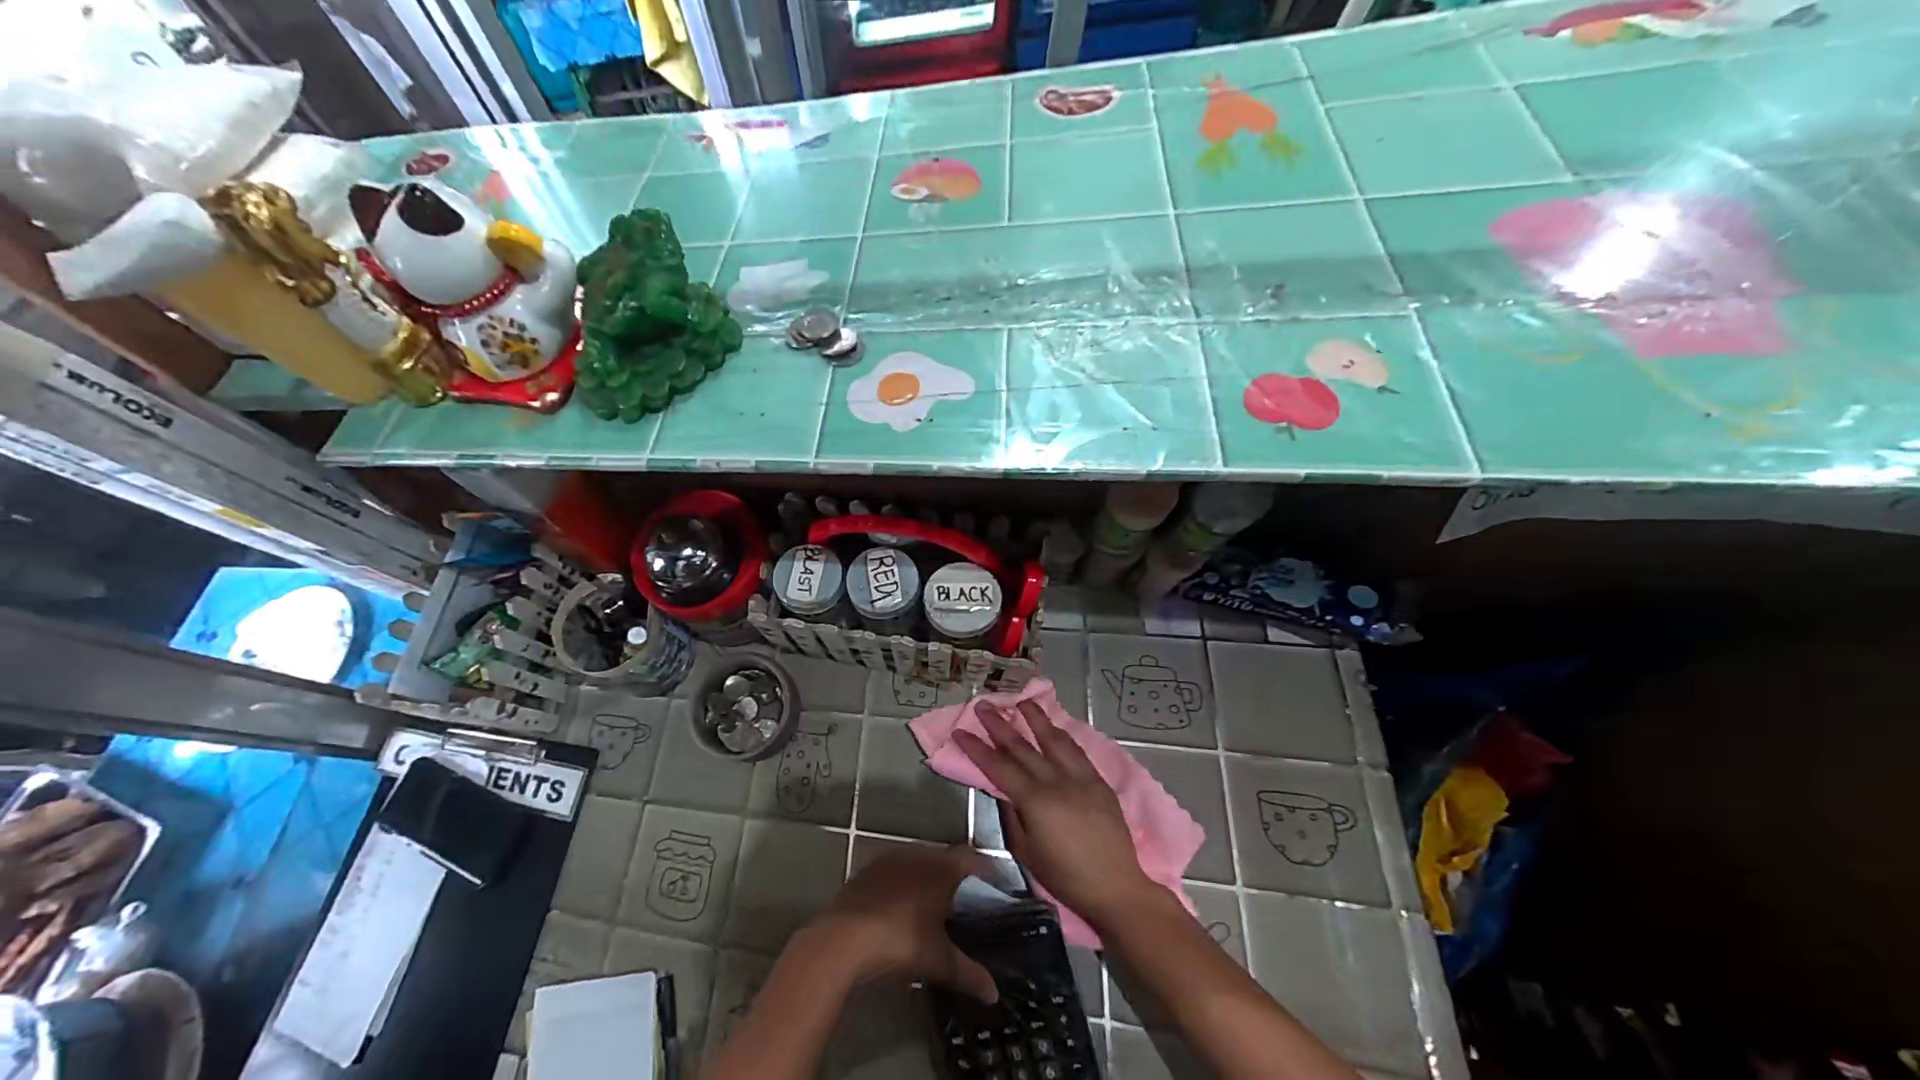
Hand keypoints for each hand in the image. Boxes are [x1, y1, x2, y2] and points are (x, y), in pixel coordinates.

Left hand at [805, 847, 997, 1002]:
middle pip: (945, 856)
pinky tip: (902, 903)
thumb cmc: (899, 943)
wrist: (842, 941)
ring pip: (918, 860)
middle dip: (958, 872)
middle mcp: (918, 855)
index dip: (987, 868)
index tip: (998, 881)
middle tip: (969, 893)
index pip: (973, 858)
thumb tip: (994, 993)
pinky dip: (904, 881)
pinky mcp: (866, 871)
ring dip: (929, 874)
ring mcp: (889, 860)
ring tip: (936, 898)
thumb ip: (969, 974)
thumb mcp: (938, 962)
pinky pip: (894, 870)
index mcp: (941, 869)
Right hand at [953, 699, 1161, 928]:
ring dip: (1036, 719)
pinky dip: (1062, 736)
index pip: (999, 767)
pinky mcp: (1098, 781)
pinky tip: (1054, 728)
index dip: (977, 748)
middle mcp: (1057, 781)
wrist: (1114, 885)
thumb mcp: (1026, 851)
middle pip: (1023, 747)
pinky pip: (1077, 751)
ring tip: (1022, 702)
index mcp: (1035, 801)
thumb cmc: (1064, 876)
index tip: (960, 731)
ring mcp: (1081, 777)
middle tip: (984, 705)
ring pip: (1054, 740)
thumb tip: (1001, 789)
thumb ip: (1012, 815)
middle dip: (1000, 725)